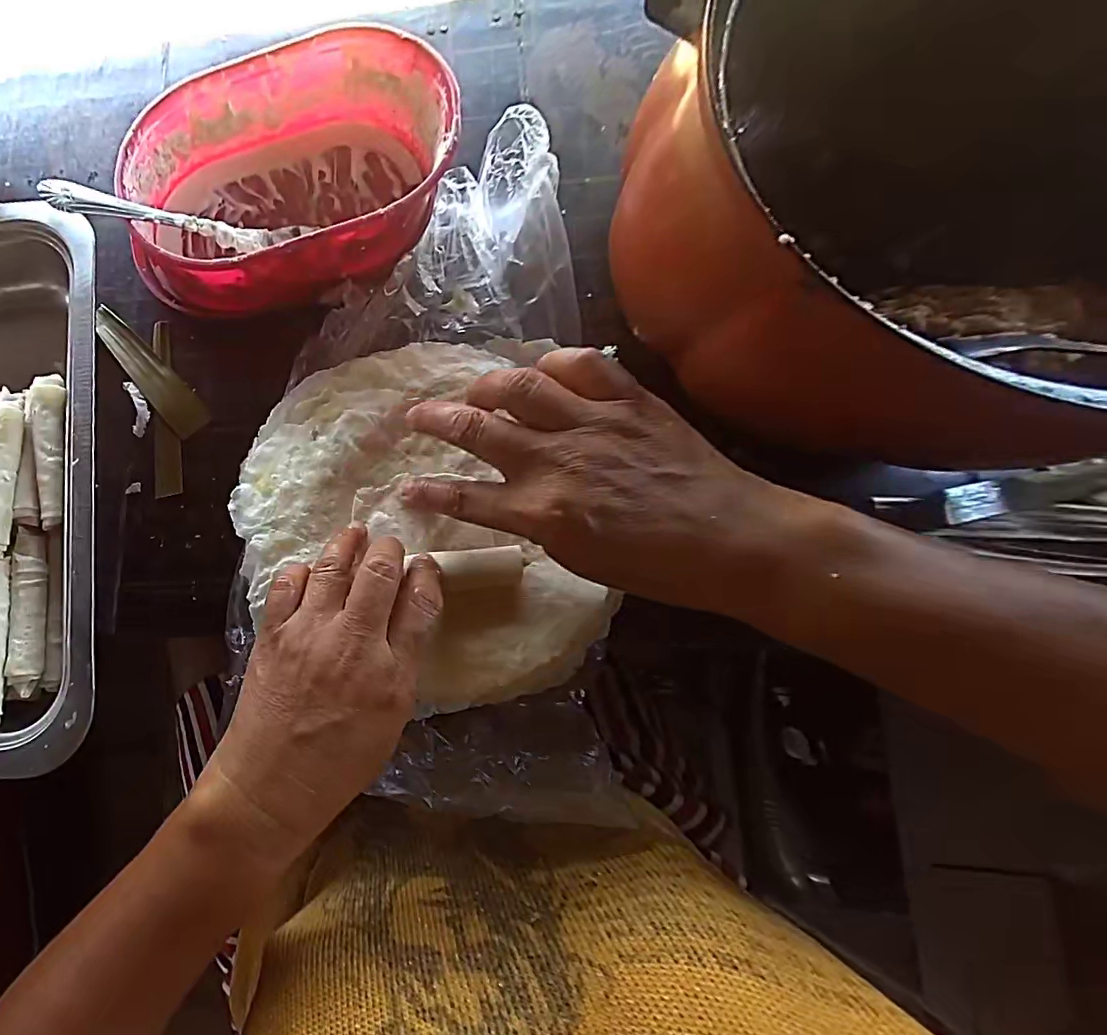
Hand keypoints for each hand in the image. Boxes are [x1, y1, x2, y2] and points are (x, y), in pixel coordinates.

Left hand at [187, 526, 442, 870]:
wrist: (271, 782)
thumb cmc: (337, 766)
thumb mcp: (389, 725)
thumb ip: (397, 671)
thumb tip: (398, 628)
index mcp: (391, 675)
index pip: (418, 605)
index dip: (425, 576)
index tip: (425, 565)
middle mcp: (351, 645)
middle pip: (377, 575)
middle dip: (387, 549)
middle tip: (388, 542)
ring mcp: (307, 634)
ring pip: (331, 570)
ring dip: (345, 545)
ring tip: (353, 533)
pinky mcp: (272, 634)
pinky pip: (287, 586)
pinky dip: (301, 571)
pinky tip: (308, 570)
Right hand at [401, 347, 808, 613]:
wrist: (738, 541)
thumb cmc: (652, 564)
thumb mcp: (573, 556)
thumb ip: (530, 520)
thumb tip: (504, 495)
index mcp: (541, 511)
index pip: (464, 497)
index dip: (427, 492)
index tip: (404, 488)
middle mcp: (558, 462)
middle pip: (477, 430)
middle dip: (435, 419)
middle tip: (415, 415)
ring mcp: (595, 425)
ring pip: (520, 387)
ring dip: (484, 385)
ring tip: (473, 391)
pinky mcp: (632, 403)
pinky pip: (584, 366)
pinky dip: (554, 363)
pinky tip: (542, 371)